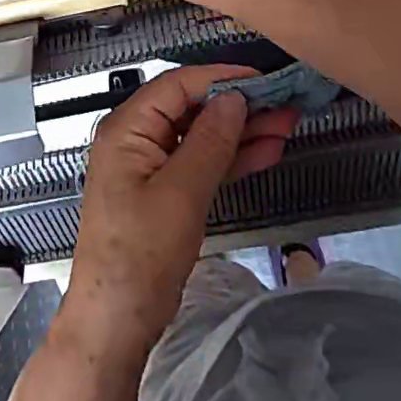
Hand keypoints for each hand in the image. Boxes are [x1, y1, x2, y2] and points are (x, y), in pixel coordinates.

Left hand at [59, 65, 298, 352]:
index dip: (221, 78)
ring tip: (284, 125)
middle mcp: (136, 139)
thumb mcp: (181, 192)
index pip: (178, 85)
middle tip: (283, 104)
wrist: (116, 322)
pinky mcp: (165, 191)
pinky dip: (232, 157)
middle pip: (192, 108)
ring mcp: (150, 166)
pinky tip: (265, 151)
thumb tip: (234, 99)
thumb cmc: (138, 256)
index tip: (262, 79)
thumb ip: (210, 140)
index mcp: (128, 128)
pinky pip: (202, 162)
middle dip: (239, 106)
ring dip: (242, 131)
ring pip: (202, 136)